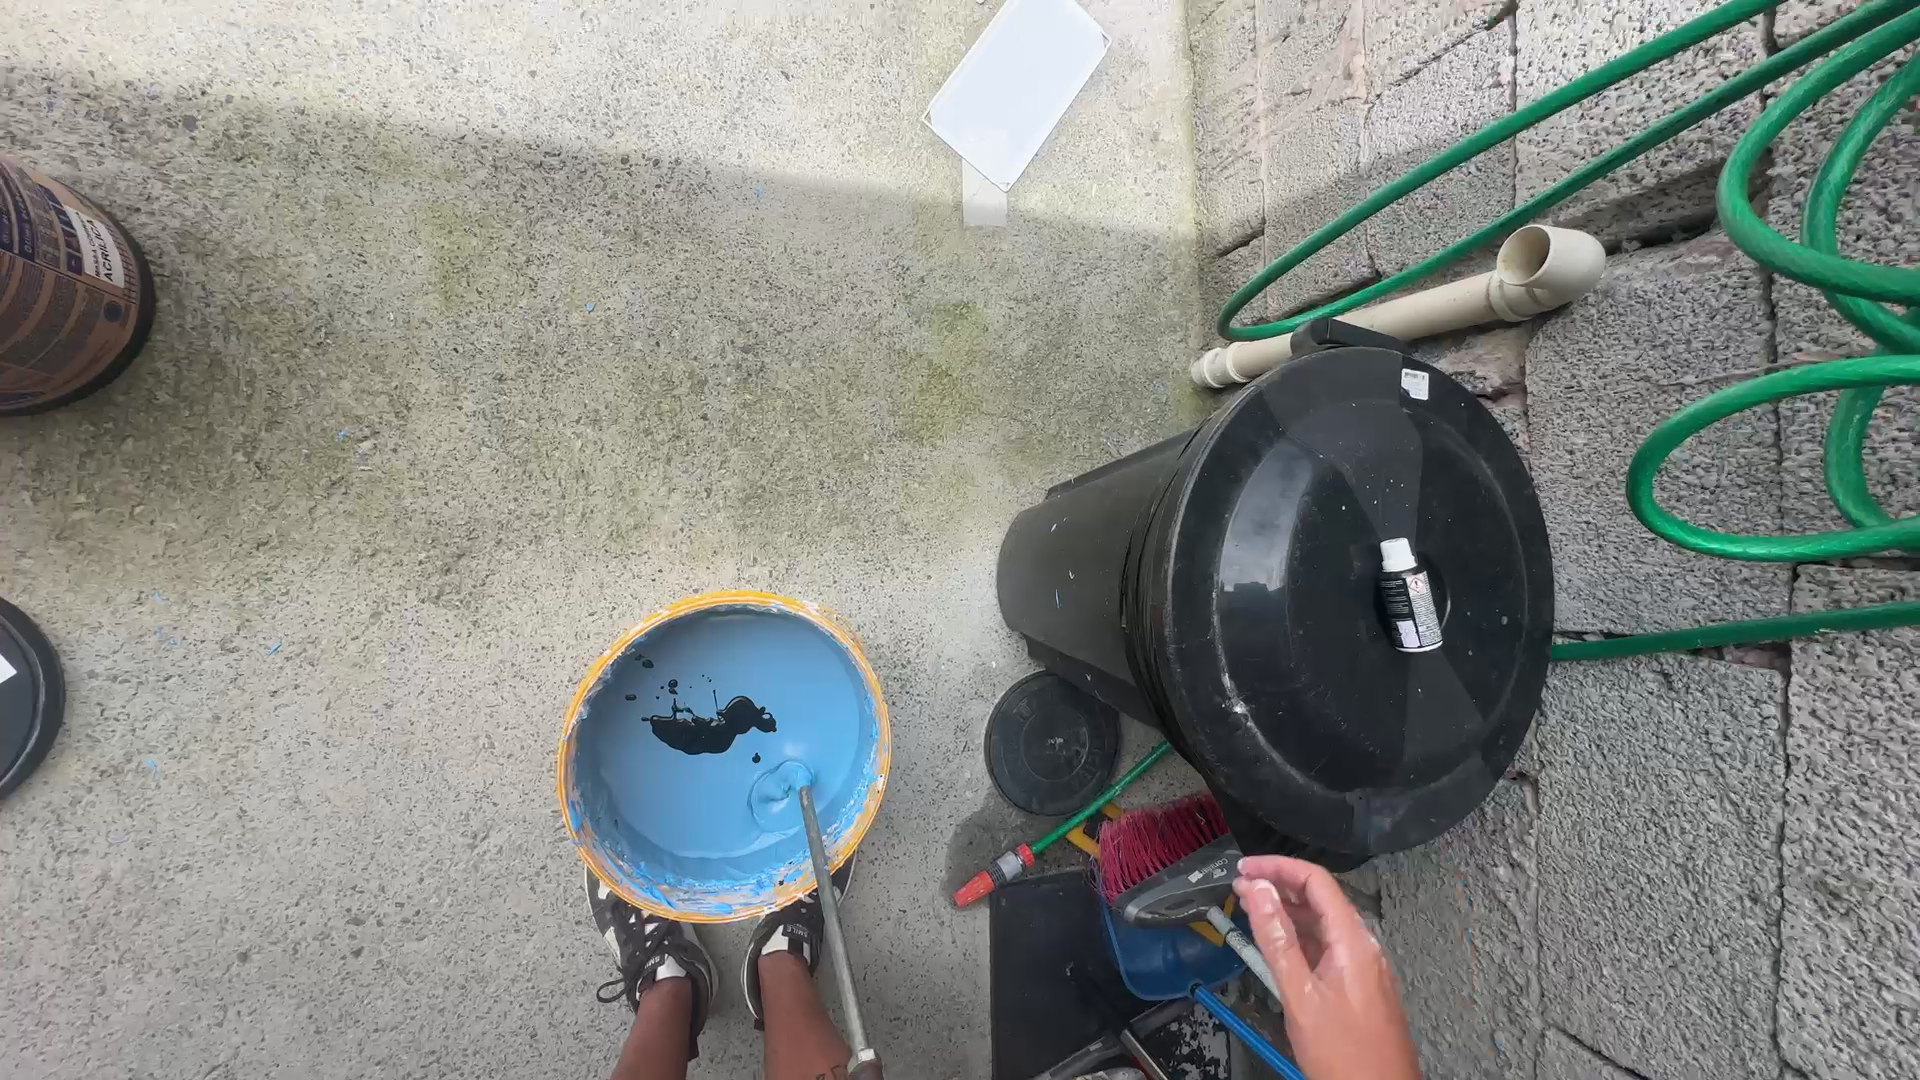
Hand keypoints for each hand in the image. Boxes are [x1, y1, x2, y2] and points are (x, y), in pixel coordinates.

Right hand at [1232, 856, 1420, 1079]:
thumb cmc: (1342, 1055)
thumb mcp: (1300, 995)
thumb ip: (1277, 939)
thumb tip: (1257, 888)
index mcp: (1353, 941)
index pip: (1316, 881)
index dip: (1277, 867)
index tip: (1244, 868)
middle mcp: (1362, 946)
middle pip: (1319, 897)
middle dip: (1277, 886)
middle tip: (1239, 887)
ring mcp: (1362, 967)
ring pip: (1320, 922)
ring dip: (1284, 910)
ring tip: (1249, 908)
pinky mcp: (1358, 986)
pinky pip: (1325, 946)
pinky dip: (1297, 935)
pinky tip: (1274, 942)